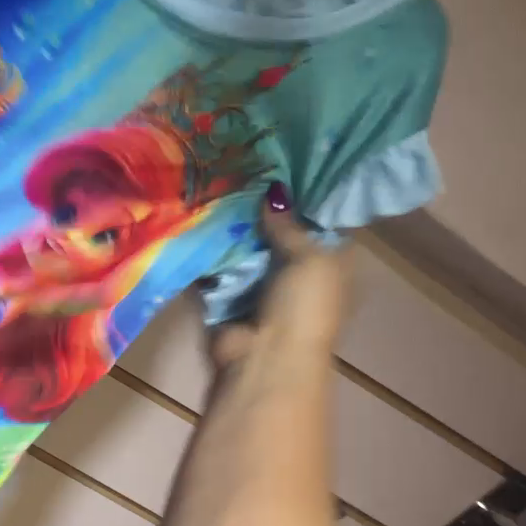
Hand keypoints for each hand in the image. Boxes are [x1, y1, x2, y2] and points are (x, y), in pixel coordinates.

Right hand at [207, 189, 350, 371]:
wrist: (264, 357)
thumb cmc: (305, 307)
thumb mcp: (312, 259)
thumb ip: (290, 226)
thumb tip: (273, 191)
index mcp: (333, 263)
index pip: (320, 223)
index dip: (303, 198)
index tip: (280, 168)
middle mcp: (297, 273)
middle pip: (277, 234)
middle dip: (259, 211)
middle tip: (237, 176)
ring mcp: (258, 287)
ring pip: (244, 251)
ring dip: (229, 231)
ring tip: (210, 195)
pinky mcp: (224, 299)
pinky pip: (214, 271)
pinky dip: (204, 256)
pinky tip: (192, 228)